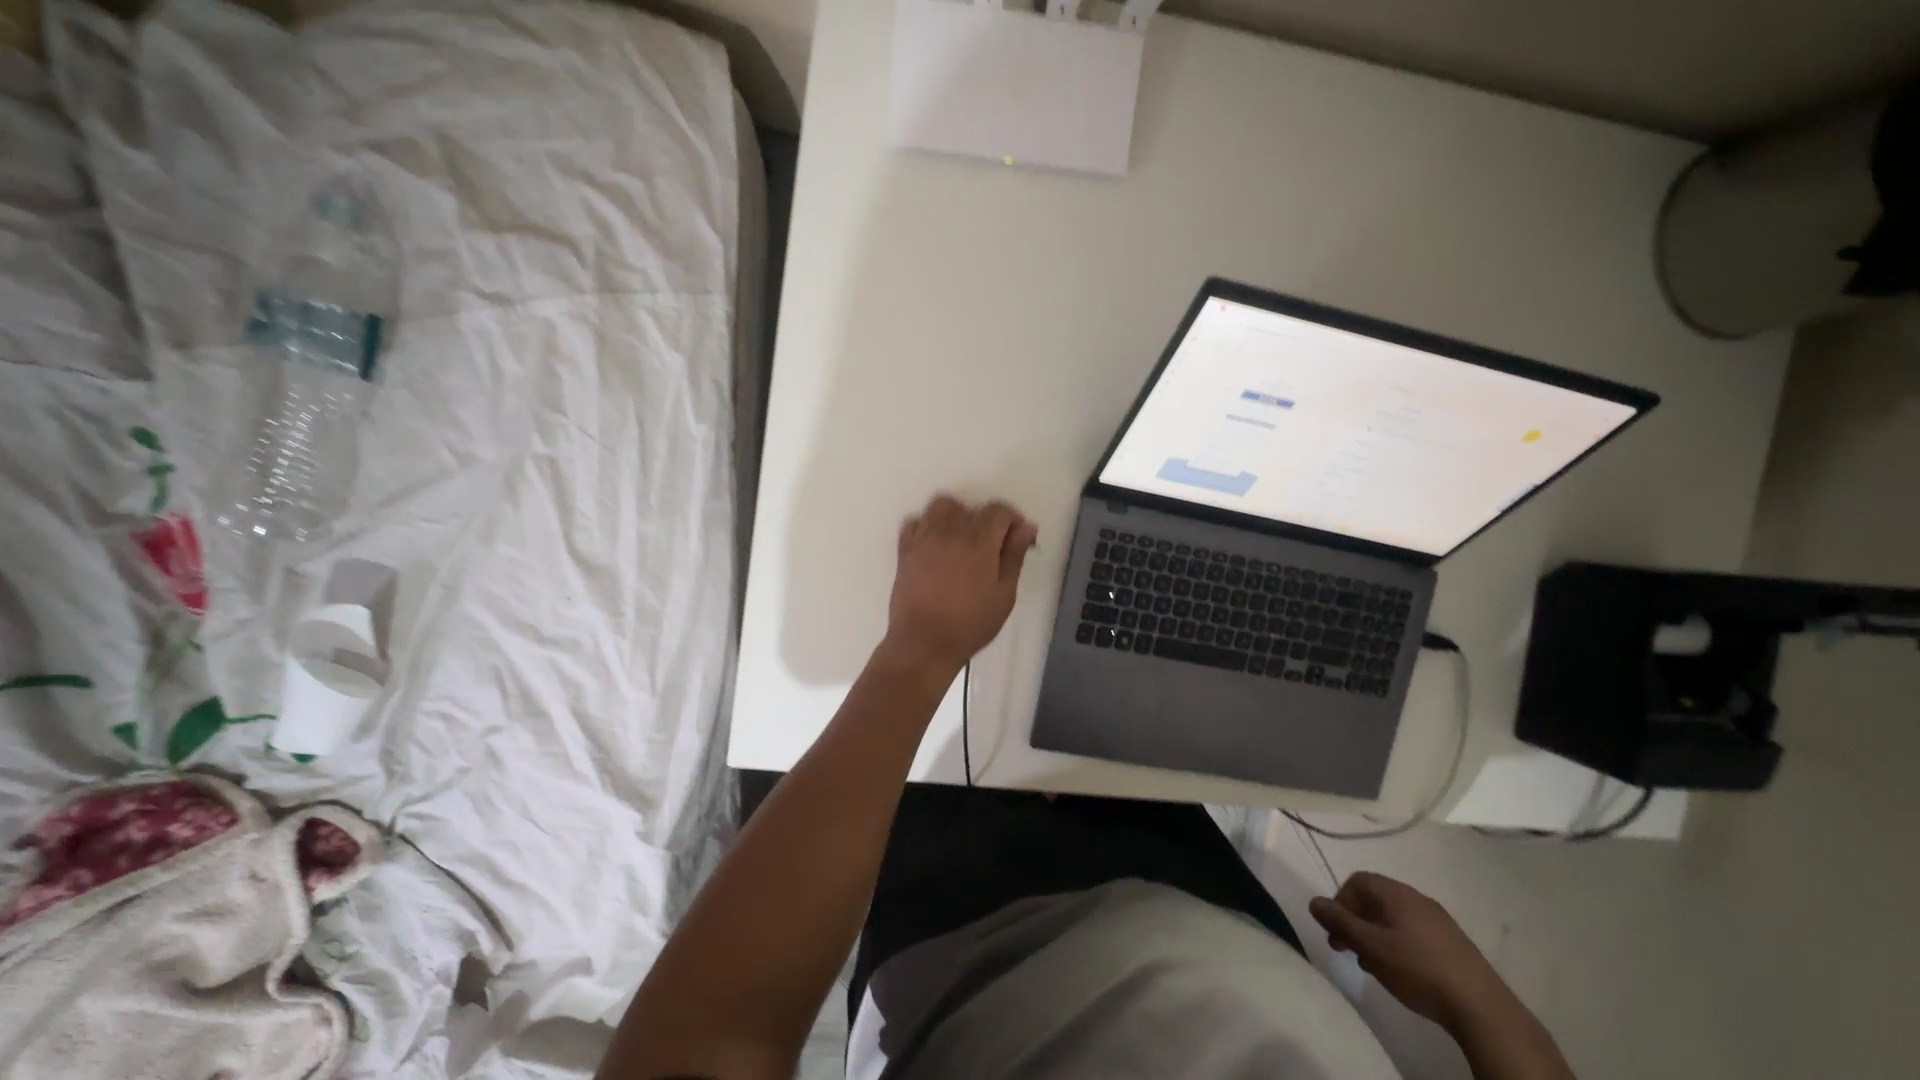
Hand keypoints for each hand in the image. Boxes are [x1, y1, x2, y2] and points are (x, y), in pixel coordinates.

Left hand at [885, 494, 1037, 673]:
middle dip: (988, 522)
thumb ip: (1014, 555)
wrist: (924, 642)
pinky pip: (915, 522)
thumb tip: (1025, 526)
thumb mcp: (1004, 594)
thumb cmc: (971, 623)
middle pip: (972, 508)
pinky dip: (927, 526)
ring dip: (956, 515)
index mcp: (979, 540)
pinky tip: (935, 546)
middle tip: (992, 550)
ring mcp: (924, 537)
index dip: (1012, 520)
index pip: (999, 510)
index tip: (1016, 540)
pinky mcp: (905, 549)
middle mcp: (950, 530)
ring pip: (942, 506)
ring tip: (962, 541)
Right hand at [1309, 872, 1510, 1030]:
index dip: (1340, 900)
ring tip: (1371, 964)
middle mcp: (1419, 900)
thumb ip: (1340, 922)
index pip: (1358, 880)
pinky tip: (1399, 971)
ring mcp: (1439, 921)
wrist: (1479, 1005)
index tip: (1336, 929)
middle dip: (1354, 920)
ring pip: (1394, 918)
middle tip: (1345, 949)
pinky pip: (1413, 933)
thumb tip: (1314, 901)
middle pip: (1376, 899)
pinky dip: (1396, 945)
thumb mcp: (1371, 946)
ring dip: (1374, 935)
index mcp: (1398, 895)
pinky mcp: (1451, 943)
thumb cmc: (1418, 969)